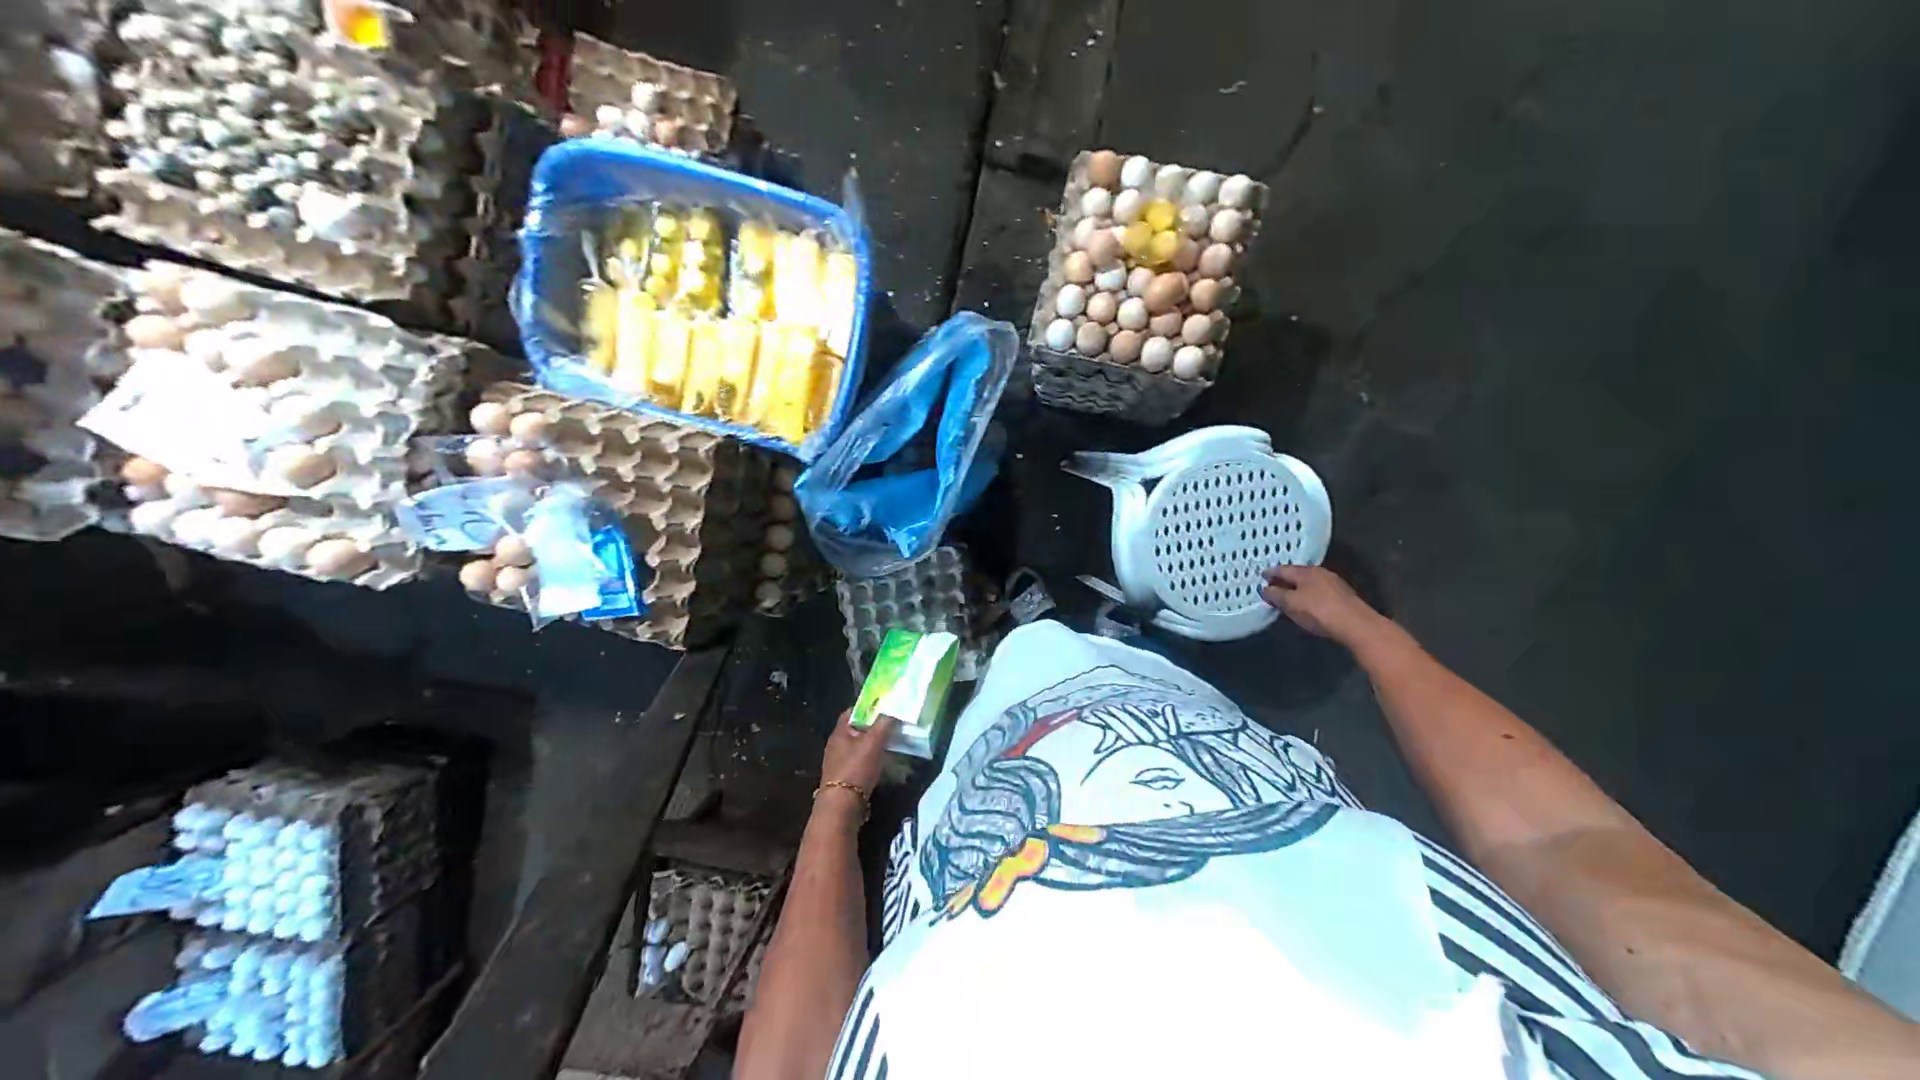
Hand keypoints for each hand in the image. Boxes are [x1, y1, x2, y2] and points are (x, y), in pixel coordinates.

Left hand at [820, 710, 897, 793]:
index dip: (867, 707)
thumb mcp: (873, 742)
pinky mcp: (845, 778)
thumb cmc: (856, 768)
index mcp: (839, 732)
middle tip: (893, 725)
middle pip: (857, 730)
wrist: (842, 806)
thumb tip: (893, 709)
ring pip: (859, 747)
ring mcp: (839, 762)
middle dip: (874, 727)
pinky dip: (871, 760)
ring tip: (892, 744)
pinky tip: (883, 764)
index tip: (884, 707)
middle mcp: (836, 745)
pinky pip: (860, 762)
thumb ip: (884, 724)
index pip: (852, 711)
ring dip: (874, 745)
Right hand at [1261, 565, 1382, 642]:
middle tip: (1272, 585)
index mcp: (1305, 572)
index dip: (1270, 573)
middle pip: (1297, 574)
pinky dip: (1309, 594)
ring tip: (1288, 595)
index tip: (1261, 576)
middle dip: (1284, 579)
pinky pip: (1319, 591)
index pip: (1282, 569)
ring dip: (1297, 587)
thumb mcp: (1291, 604)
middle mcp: (1320, 573)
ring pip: (1309, 582)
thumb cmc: (1319, 612)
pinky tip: (1307, 602)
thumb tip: (1265, 588)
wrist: (1356, 625)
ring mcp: (1334, 583)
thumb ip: (1276, 595)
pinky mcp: (1343, 596)